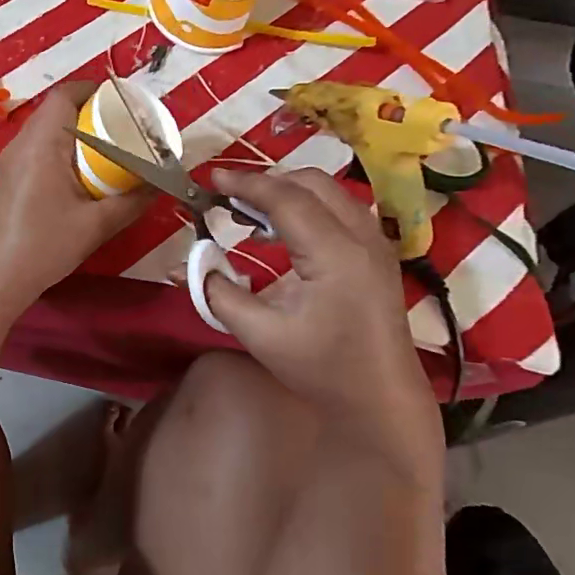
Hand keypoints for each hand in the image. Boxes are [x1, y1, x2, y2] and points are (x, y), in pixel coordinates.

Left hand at [0, 84, 148, 304]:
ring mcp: (11, 161)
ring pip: (47, 130)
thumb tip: (161, 184)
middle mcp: (22, 143)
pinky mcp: (8, 178)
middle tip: (123, 132)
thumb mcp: (97, 224)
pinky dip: (61, 152)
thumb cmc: (45, 245)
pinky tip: (80, 177)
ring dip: (76, 135)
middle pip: (57, 110)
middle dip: (92, 114)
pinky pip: (38, 150)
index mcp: (42, 143)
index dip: (96, 91)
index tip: (124, 106)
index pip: (66, 94)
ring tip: (106, 154)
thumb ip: (133, 200)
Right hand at [203, 168, 439, 447]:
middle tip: (228, 194)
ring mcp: (376, 243)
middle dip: (267, 181)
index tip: (212, 178)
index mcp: (334, 253)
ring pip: (330, 192)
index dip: (246, 184)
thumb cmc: (321, 368)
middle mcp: (361, 237)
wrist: (380, 396)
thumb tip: (194, 265)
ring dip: (289, 191)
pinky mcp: (378, 254)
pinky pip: (341, 209)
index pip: (286, 199)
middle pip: (312, 184)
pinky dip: (308, 205)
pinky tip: (283, 229)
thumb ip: (220, 294)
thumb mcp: (259, 334)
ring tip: (250, 209)